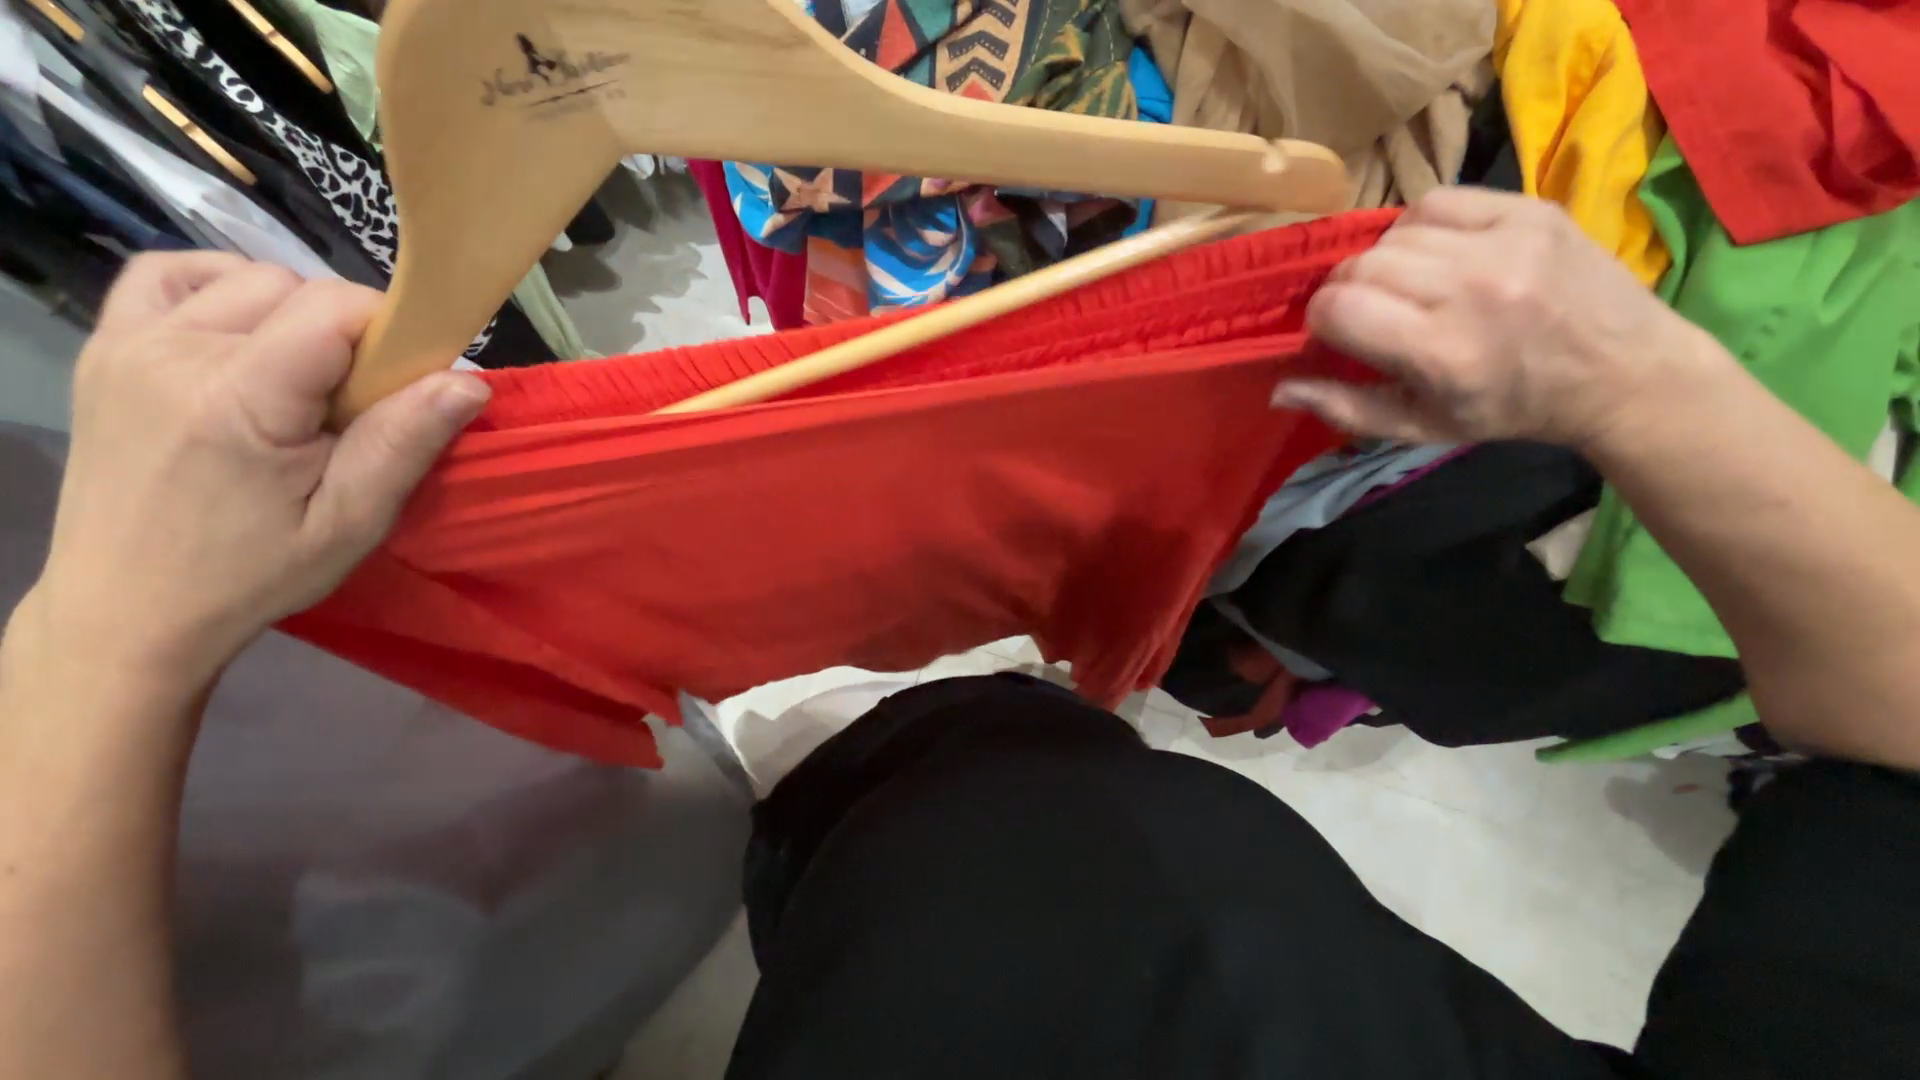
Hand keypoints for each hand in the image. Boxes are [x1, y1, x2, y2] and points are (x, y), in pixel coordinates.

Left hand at [19, 253, 489, 692]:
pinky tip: (247, 335)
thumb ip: (405, 442)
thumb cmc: (255, 571)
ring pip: (244, 277)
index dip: (390, 332)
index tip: (407, 384)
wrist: (130, 606)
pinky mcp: (106, 348)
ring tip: (303, 380)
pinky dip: (220, 288)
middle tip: (354, 402)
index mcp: (238, 398)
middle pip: (295, 287)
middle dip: (347, 331)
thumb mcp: (350, 521)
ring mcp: (128, 344)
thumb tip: (472, 380)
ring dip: (294, 316)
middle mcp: (174, 353)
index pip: (334, 307)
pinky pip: (169, 276)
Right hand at [1273, 188, 1728, 447]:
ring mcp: (1505, 241)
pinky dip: (1419, 226)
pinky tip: (1435, 252)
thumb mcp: (1421, 427)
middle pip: (1359, 266)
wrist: (1623, 371)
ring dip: (1383, 260)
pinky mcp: (1529, 209)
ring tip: (1408, 284)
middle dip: (1347, 290)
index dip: (1323, 320)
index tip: (1340, 335)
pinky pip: (1437, 200)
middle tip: (1371, 312)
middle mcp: (1470, 288)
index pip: (1338, 307)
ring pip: (1393, 233)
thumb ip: (1344, 408)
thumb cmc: (1508, 409)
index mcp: (1441, 351)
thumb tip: (1278, 388)